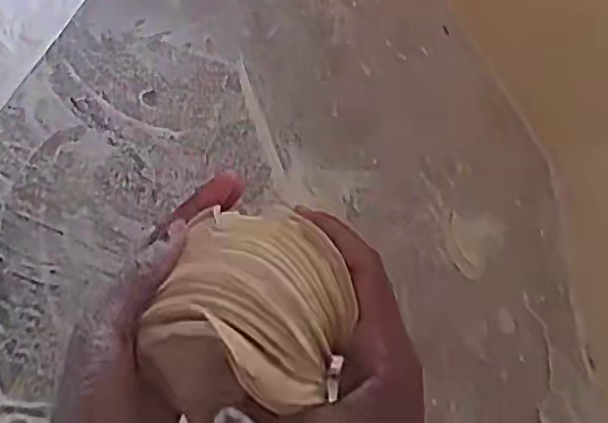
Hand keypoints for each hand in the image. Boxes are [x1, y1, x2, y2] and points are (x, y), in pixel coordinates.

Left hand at [54, 172, 246, 422]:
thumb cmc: (87, 398)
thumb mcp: (102, 331)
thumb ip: (135, 283)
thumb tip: (176, 232)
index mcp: (134, 290)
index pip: (170, 236)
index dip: (199, 205)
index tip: (230, 182)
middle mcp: (159, 306)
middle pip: (198, 254)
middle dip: (225, 224)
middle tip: (257, 202)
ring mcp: (179, 336)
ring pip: (215, 287)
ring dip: (238, 263)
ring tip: (268, 244)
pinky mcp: (198, 371)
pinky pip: (227, 333)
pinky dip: (246, 315)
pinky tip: (267, 308)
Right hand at [277, 210, 424, 421]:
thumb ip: (262, 390)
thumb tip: (215, 361)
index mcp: (388, 352)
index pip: (366, 268)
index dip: (333, 233)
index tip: (295, 216)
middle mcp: (393, 353)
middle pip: (360, 280)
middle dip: (321, 251)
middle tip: (278, 237)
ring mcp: (386, 372)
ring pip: (353, 306)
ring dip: (320, 281)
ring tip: (278, 267)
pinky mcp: (374, 390)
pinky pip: (347, 333)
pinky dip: (320, 313)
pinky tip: (287, 321)